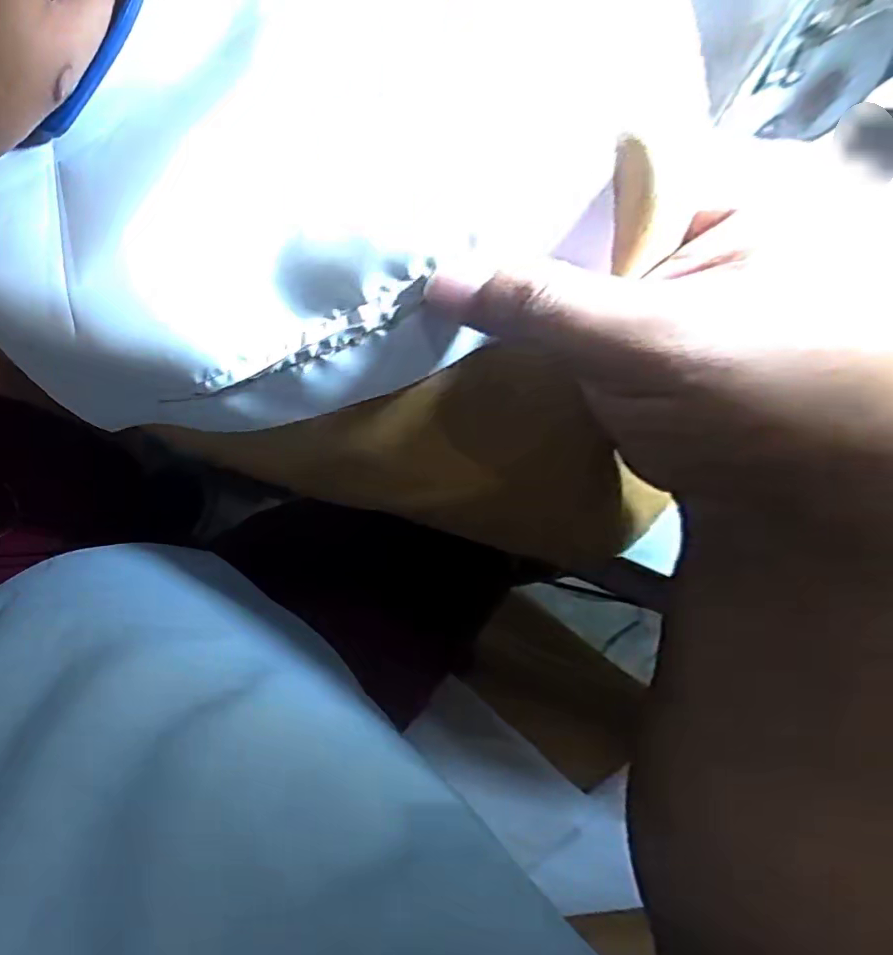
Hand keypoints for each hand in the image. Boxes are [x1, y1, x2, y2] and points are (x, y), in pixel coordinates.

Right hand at [426, 147, 892, 536]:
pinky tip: (469, 347)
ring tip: (433, 312)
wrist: (805, 498)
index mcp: (739, 205)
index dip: (522, 204)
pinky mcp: (636, 351)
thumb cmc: (761, 398)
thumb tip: (437, 282)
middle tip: (423, 278)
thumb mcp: (646, 341)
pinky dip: (517, 343)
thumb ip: (542, 306)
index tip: (443, 232)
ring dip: (504, 311)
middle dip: (503, 265)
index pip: (607, 183)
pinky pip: (560, 332)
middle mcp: (702, 243)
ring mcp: (666, 301)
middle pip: (577, 239)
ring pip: (562, 291)